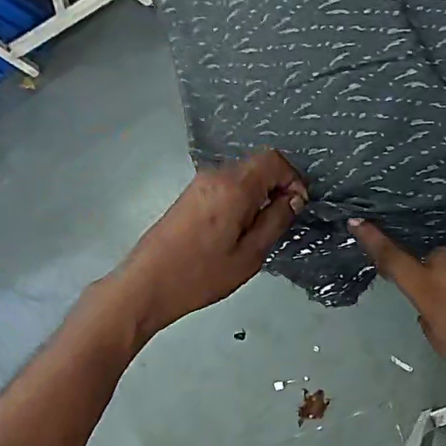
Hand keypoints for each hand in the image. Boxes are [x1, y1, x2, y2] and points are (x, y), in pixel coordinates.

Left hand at [117, 151, 307, 331]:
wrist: (148, 284)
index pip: (274, 160)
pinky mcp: (191, 196)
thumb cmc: (199, 275)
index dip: (293, 179)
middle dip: (278, 188)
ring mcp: (200, 184)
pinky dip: (243, 201)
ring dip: (260, 196)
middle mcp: (215, 177)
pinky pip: (227, 187)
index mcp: (233, 187)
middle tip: (282, 221)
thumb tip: (293, 201)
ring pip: (244, 176)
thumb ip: (276, 220)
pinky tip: (240, 231)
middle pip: (259, 165)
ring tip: (260, 231)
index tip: (297, 206)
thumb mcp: (251, 254)